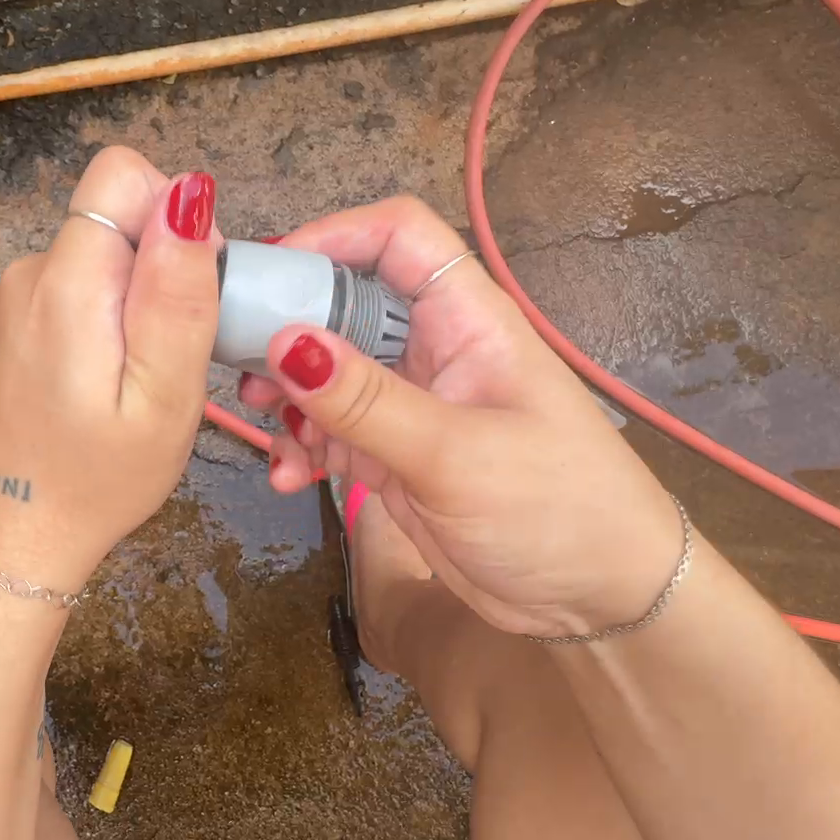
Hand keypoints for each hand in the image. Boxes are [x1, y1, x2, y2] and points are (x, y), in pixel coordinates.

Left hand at [0, 146, 220, 591]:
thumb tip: (190, 190)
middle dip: (160, 265)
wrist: (20, 535)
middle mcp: (29, 273)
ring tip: (136, 376)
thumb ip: (177, 291)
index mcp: (66, 281)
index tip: (186, 292)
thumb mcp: (165, 395)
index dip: (173, 216)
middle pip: (116, 215)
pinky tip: (105, 379)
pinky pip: (77, 286)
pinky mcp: (14, 321)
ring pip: (101, 253)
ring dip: (136, 298)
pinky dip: (106, 317)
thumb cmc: (102, 478)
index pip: (123, 174)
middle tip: (167, 353)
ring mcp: (15, 297)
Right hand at [240, 196, 681, 638]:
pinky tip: (289, 477)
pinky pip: (327, 431)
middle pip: (343, 304)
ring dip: (287, 396)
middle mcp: (430, 349)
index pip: (397, 238)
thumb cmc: (555, 511)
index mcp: (466, 320)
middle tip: (243, 365)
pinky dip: (301, 448)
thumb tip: (284, 343)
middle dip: (288, 330)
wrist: (595, 603)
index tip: (269, 272)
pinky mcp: (388, 452)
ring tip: (265, 425)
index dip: (333, 236)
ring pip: (325, 372)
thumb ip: (366, 401)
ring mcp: (406, 403)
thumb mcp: (454, 453)